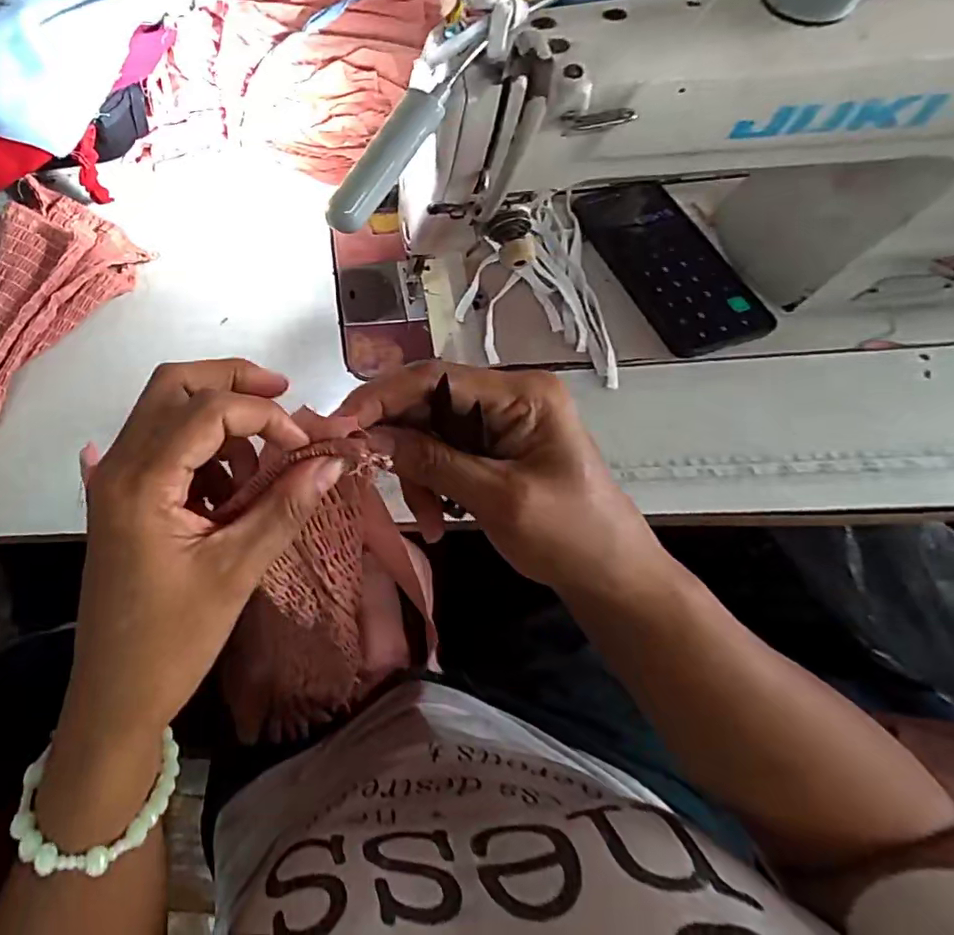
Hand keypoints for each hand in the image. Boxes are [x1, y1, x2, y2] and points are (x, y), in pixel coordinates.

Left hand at [64, 359, 346, 746]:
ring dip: (218, 416)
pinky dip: (202, 445)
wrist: (113, 698)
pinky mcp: (121, 497)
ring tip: (262, 459)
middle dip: (232, 380)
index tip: (303, 446)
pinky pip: (162, 445)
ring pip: (165, 409)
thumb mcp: (235, 572)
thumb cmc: (171, 643)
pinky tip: (232, 483)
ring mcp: (114, 479)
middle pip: (173, 385)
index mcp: (141, 481)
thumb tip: (331, 463)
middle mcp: (118, 465)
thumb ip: (284, 509)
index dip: (264, 415)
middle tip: (282, 396)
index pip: (208, 410)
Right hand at [338, 361, 667, 599]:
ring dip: (415, 473)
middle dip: (397, 442)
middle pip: (426, 402)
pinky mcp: (490, 447)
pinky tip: (438, 517)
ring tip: (428, 518)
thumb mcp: (499, 499)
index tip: (341, 425)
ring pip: (427, 431)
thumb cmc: (571, 536)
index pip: (435, 377)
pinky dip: (429, 483)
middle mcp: (506, 396)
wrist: (612, 577)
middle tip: (365, 473)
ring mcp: (497, 422)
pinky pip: (440, 453)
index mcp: (522, 393)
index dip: (382, 397)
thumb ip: (434, 462)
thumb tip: (371, 438)